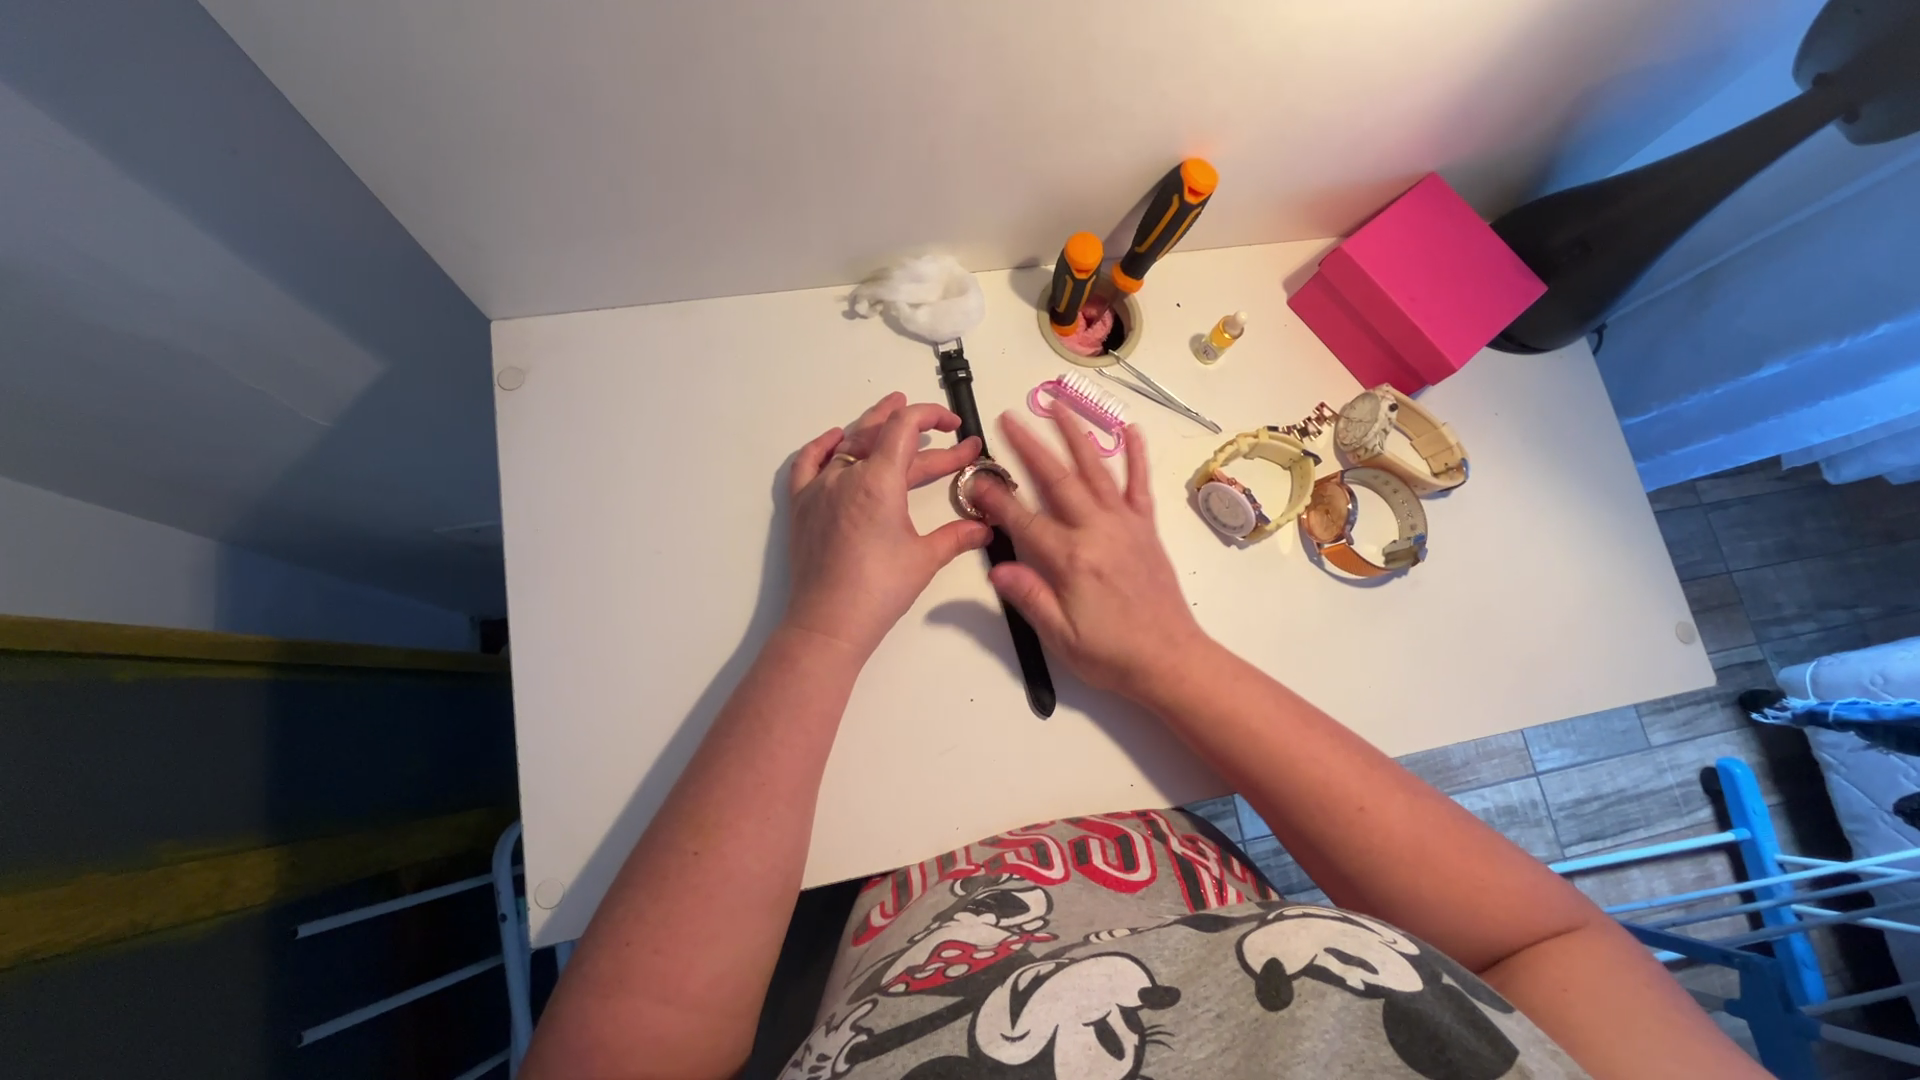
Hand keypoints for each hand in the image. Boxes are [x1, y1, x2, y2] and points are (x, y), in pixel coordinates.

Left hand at [784, 392, 992, 655]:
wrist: (828, 622)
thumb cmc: (879, 590)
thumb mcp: (925, 558)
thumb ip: (957, 535)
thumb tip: (986, 528)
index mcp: (879, 480)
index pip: (905, 427)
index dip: (932, 416)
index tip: (956, 428)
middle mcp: (846, 475)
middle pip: (882, 434)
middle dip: (917, 427)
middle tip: (944, 427)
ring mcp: (819, 488)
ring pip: (848, 444)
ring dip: (874, 426)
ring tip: (892, 408)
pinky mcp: (802, 506)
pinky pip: (808, 464)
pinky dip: (823, 446)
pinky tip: (835, 437)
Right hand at [969, 409, 1209, 700]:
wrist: (1170, 660)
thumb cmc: (1112, 654)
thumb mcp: (1060, 636)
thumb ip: (1029, 596)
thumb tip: (997, 566)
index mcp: (1071, 560)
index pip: (1023, 520)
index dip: (995, 499)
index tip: (975, 479)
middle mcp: (1098, 532)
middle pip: (1057, 480)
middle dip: (1030, 446)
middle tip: (1008, 418)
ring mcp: (1125, 526)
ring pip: (1096, 470)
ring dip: (1076, 434)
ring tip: (1059, 404)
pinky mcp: (1146, 529)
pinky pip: (1140, 484)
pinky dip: (1136, 455)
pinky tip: (1130, 429)